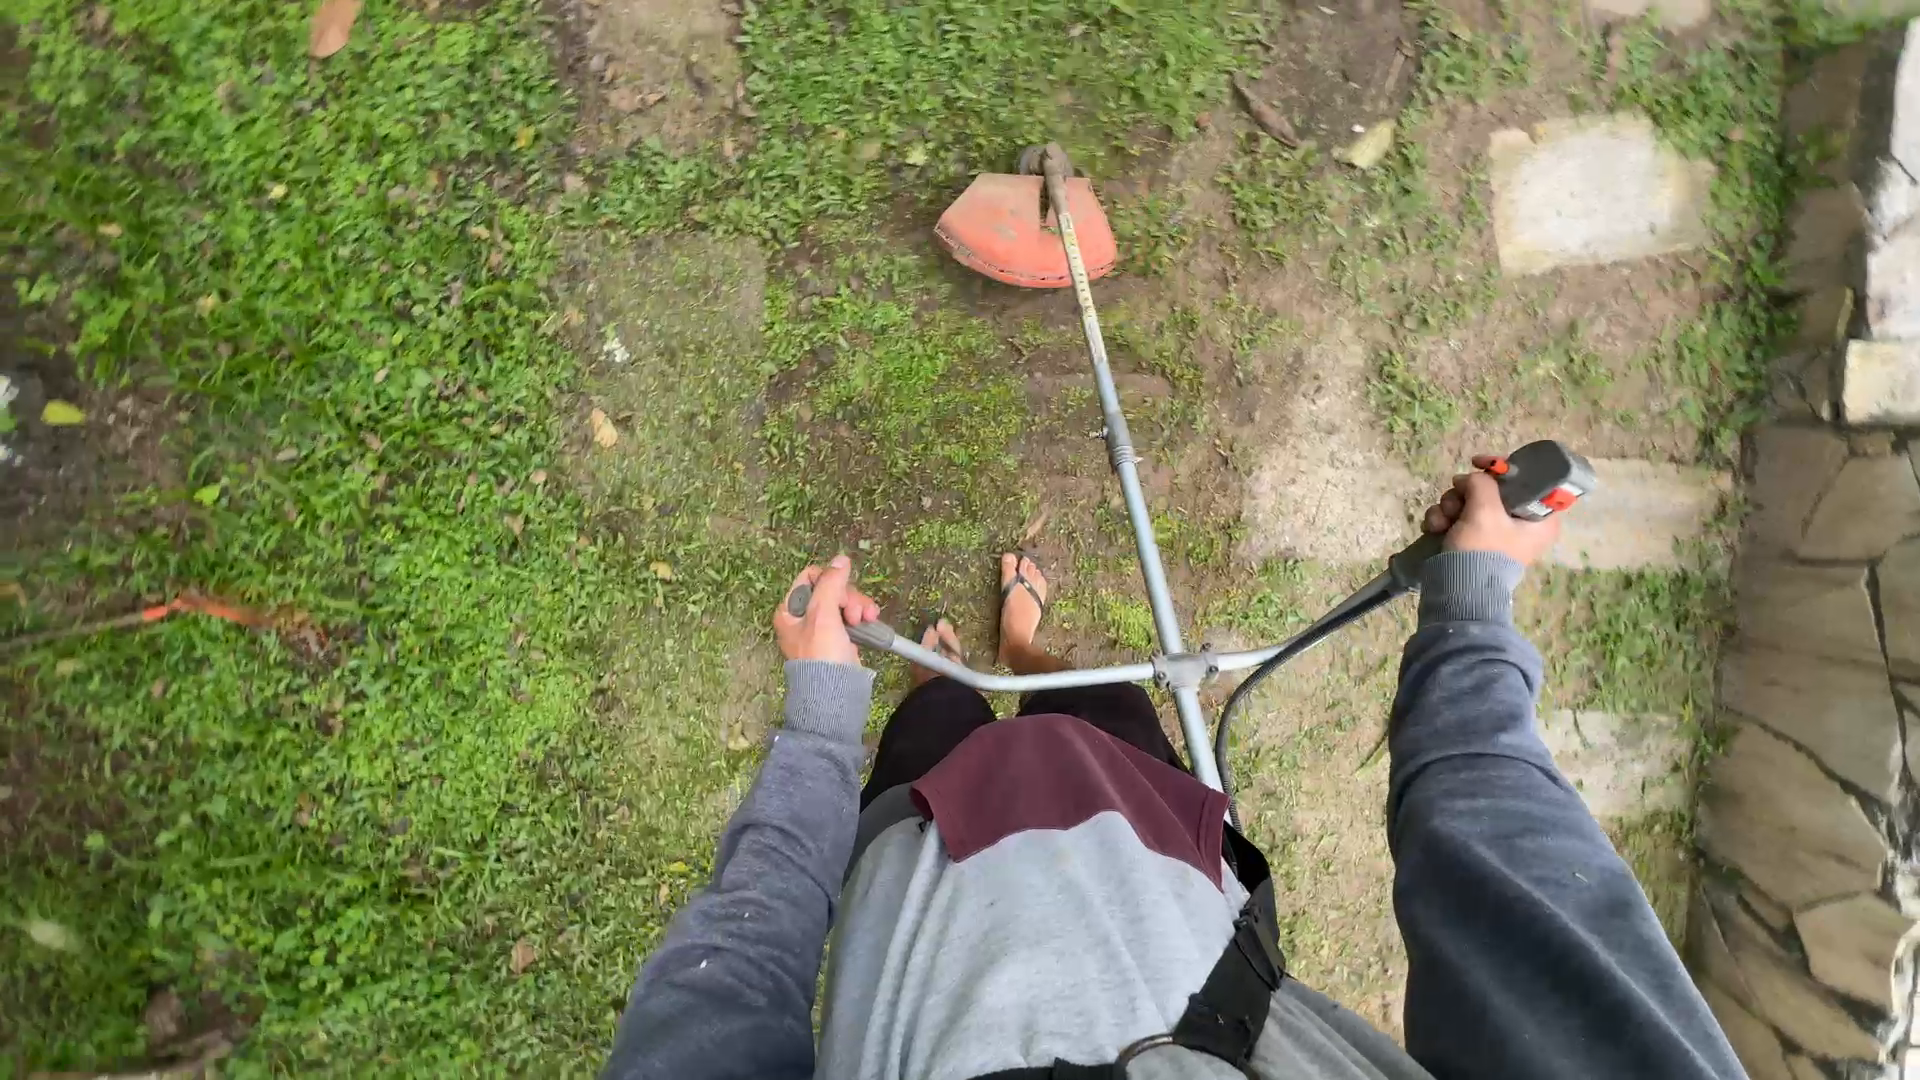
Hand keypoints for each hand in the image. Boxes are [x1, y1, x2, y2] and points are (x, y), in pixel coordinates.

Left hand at [773, 555, 879, 664]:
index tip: (841, 596)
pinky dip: (862, 615)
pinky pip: (851, 616)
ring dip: (859, 605)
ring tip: (868, 618)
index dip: (830, 581)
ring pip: (844, 601)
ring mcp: (822, 627)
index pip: (810, 577)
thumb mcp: (823, 614)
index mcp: (790, 610)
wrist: (834, 692)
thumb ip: (831, 583)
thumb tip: (841, 559)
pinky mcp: (839, 637)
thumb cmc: (822, 653)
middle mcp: (803, 617)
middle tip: (856, 613)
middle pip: (831, 588)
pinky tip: (871, 620)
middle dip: (849, 597)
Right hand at [1420, 454, 1561, 567]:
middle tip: (1455, 503)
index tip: (1478, 463)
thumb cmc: (1481, 551)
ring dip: (1448, 506)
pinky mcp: (1471, 541)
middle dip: (1465, 493)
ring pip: (1468, 502)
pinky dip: (1442, 519)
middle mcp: (1520, 524)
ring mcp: (1493, 533)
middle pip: (1491, 490)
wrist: (1458, 590)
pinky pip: (1456, 518)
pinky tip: (1434, 529)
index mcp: (1540, 519)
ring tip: (1441, 521)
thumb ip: (1481, 484)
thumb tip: (1470, 477)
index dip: (1503, 469)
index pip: (1529, 480)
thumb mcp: (1484, 512)